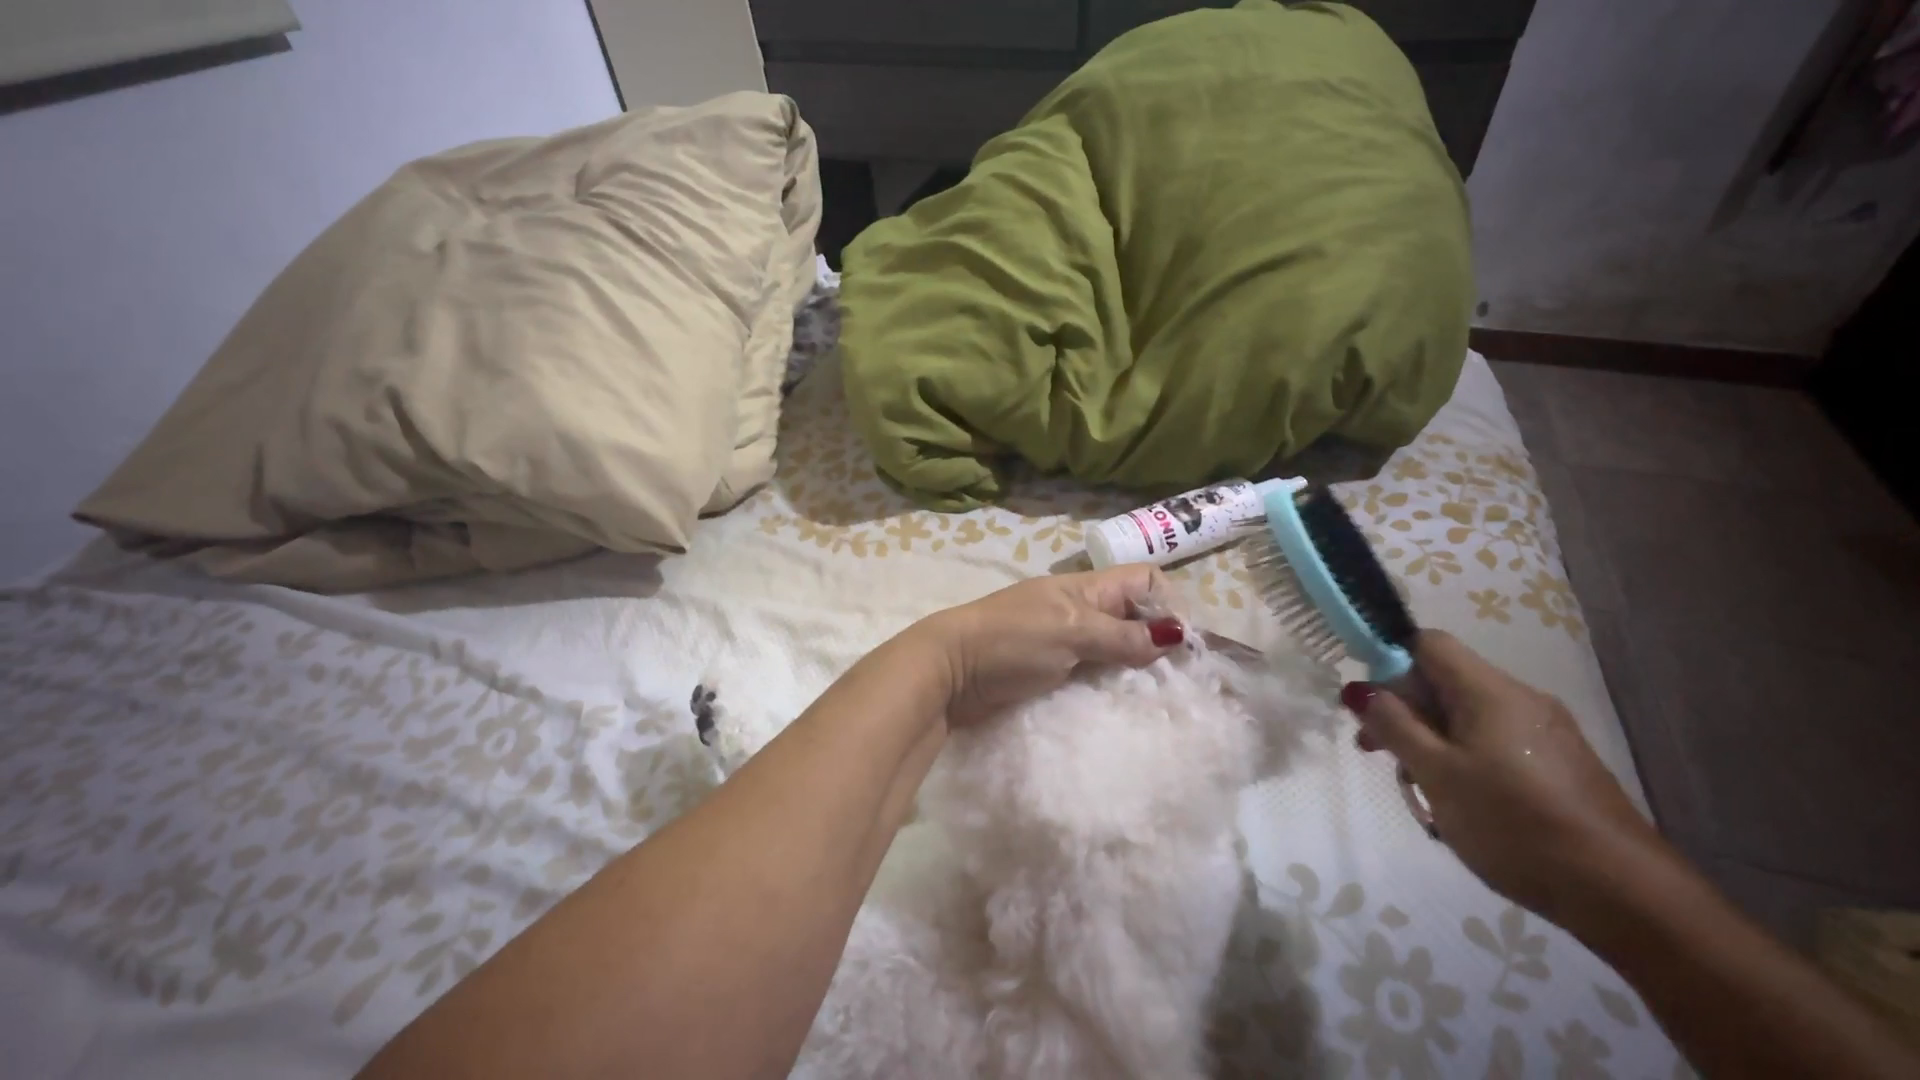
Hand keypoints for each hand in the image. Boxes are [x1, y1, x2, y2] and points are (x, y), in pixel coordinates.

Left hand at [914, 565, 1184, 726]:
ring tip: (1155, 695)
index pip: (1144, 580)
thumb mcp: (1072, 632)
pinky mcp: (1049, 671)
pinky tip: (1120, 702)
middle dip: (1157, 640)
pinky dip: (1108, 684)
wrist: (948, 673)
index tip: (1179, 643)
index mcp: (1085, 589)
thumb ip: (1122, 636)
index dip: (1168, 604)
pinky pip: (1091, 672)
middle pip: (1133, 616)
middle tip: (1177, 678)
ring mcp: (1062, 641)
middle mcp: (1079, 610)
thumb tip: (1174, 636)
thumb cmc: (1010, 641)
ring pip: (1114, 647)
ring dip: (1135, 667)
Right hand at [1345, 631, 1665, 923]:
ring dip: (1431, 740)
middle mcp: (1520, 698)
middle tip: (1375, 754)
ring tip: (1417, 787)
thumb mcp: (1437, 774)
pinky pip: (1494, 741)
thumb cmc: (1514, 823)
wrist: (1619, 889)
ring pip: (1468, 715)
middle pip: (1446, 680)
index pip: (1428, 644)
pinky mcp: (1557, 763)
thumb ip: (1395, 727)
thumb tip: (1361, 689)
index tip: (1367, 706)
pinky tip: (1460, 801)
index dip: (1389, 662)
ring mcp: (1544, 731)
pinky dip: (1464, 758)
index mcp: (1490, 691)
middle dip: (1404, 710)